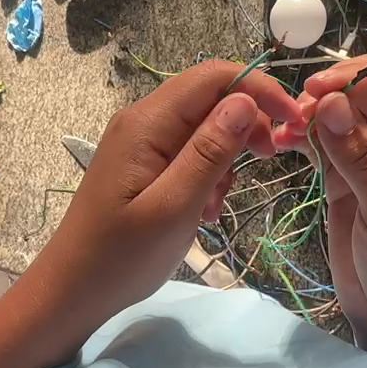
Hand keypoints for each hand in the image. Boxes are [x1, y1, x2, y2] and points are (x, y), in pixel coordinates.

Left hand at [24, 59, 302, 337]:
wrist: (73, 290)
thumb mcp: (174, 207)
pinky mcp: (143, 164)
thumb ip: (210, 152)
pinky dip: (207, 175)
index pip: (213, 77)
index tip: (293, 123)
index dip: (259, 90)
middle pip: (211, 98)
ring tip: (216, 205)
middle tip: (267, 163)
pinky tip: (203, 211)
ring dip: (226, 158)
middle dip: (247, 125)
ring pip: (204, 127)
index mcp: (147, 123)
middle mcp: (143, 121)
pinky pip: (188, 152)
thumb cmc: (121, 257)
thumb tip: (246, 102)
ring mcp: (141, 143)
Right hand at [293, 56, 366, 367]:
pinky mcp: (341, 179)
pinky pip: (320, 144)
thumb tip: (329, 104)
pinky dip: (299, 137)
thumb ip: (363, 159)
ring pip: (339, 114)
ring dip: (310, 113)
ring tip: (283, 127)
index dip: (363, 83)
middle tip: (299, 106)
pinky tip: (280, 141)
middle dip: (334, 92)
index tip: (322, 96)